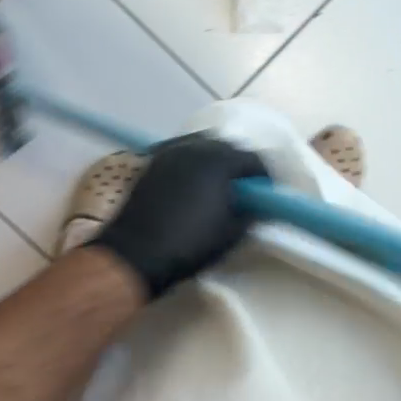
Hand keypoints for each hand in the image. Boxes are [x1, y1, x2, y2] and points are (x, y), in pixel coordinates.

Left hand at [89, 133, 268, 298]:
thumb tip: (254, 206)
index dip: (262, 177)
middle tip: (241, 189)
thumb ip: (249, 214)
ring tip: (215, 185)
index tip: (265, 193)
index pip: (252, 159)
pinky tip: (190, 183)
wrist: (135, 253)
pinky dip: (190, 164)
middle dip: (237, 165)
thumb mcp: (231, 233)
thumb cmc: (189, 245)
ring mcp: (168, 152)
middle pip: (225, 147)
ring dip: (212, 161)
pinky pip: (179, 154)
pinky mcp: (150, 162)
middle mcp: (193, 147)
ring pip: (200, 146)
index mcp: (218, 161)